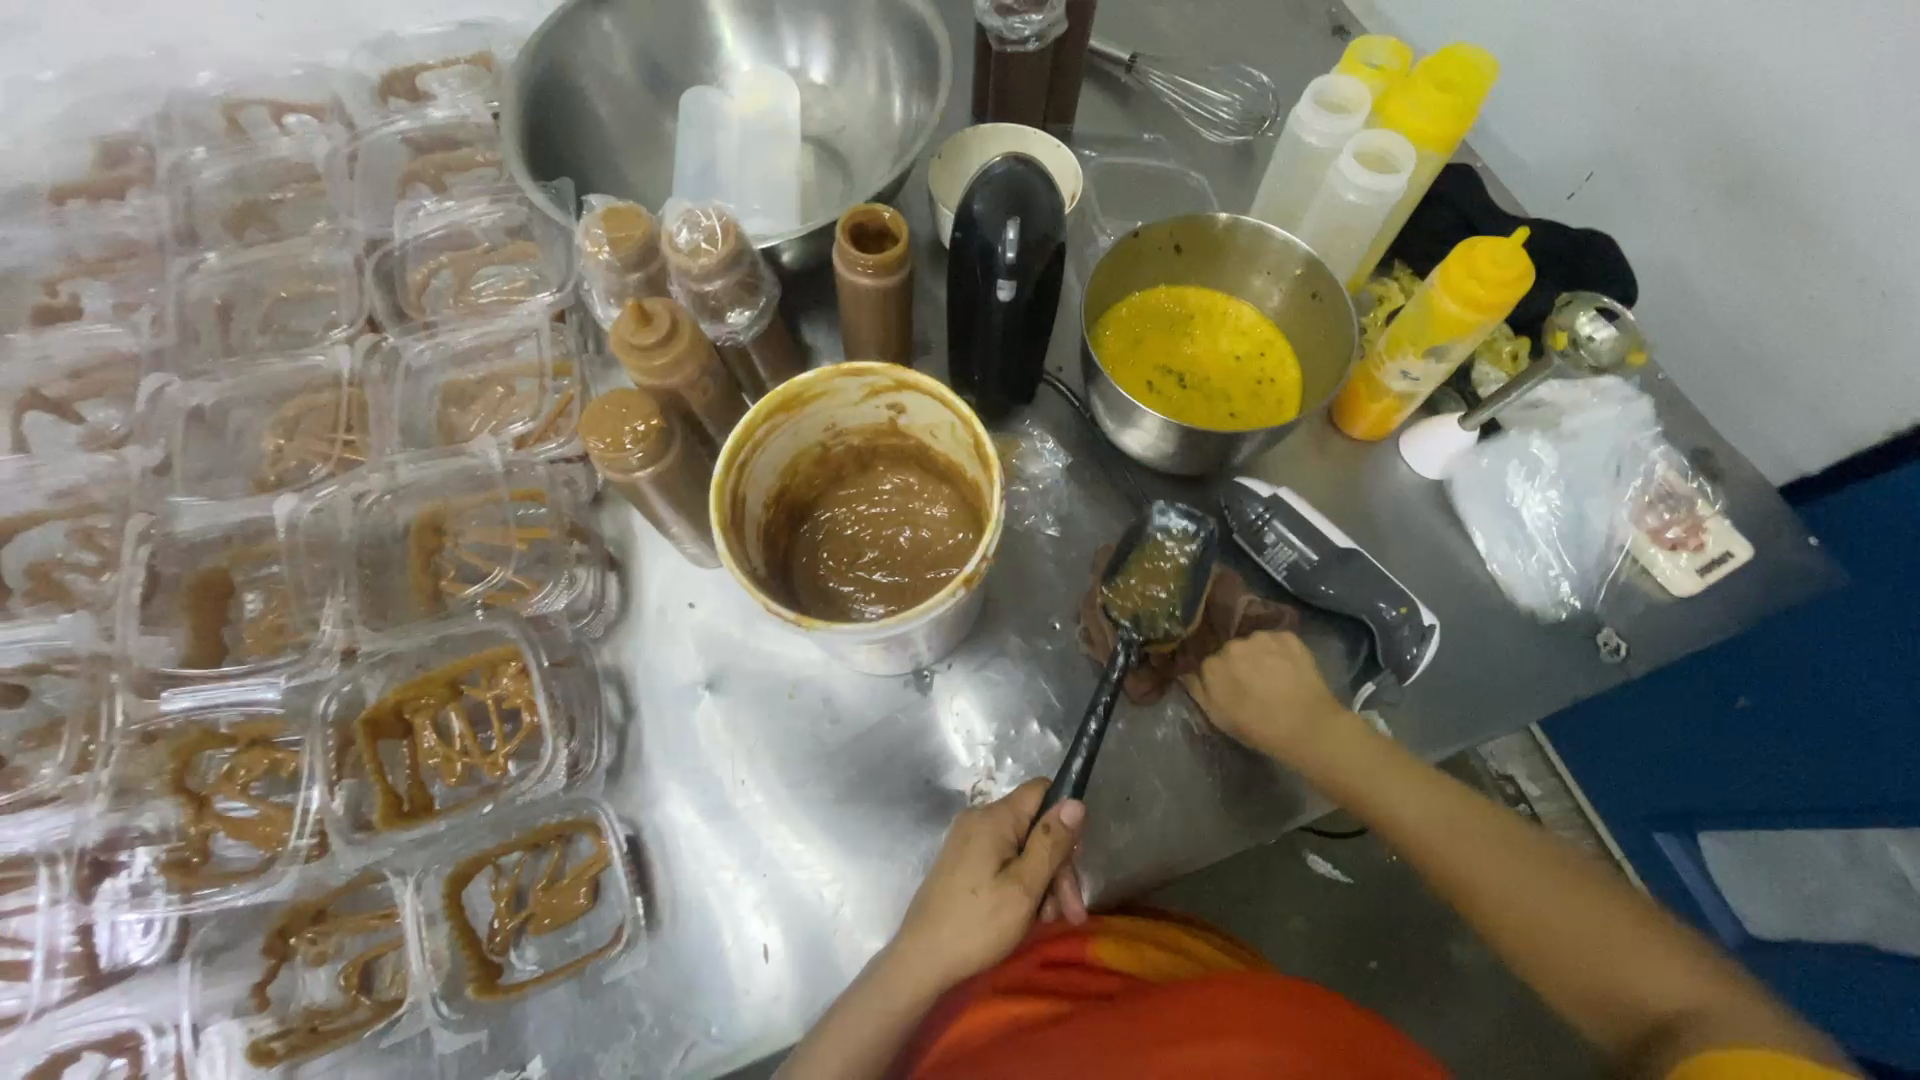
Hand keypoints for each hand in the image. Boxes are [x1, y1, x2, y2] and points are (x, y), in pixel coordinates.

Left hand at [889, 779, 1086, 993]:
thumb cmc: (977, 924)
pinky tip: (1029, 916)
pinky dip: (1021, 884)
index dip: (1064, 817)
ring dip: (1043, 881)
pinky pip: (1004, 861)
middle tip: (1071, 910)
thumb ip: (1051, 843)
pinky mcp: (964, 862)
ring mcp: (969, 841)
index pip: (1042, 790)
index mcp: (994, 817)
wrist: (922, 960)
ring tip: (1049, 920)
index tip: (1075, 858)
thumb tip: (1076, 802)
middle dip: (1058, 865)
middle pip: (1034, 826)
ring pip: (1022, 848)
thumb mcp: (1024, 887)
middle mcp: (980, 819)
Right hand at [1182, 630, 1352, 762]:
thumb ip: (1198, 691)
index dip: (1223, 679)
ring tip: (1275, 676)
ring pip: (1255, 644)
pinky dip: (1281, 652)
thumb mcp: (1219, 718)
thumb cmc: (1259, 729)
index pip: (1210, 665)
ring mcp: (1262, 638)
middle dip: (1240, 664)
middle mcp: (1233, 645)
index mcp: (1212, 666)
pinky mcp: (1287, 636)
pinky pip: (1277, 641)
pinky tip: (1290, 669)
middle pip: (1232, 651)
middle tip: (1256, 685)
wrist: (1308, 727)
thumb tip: (1186, 673)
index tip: (1234, 692)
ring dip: (1260, 655)